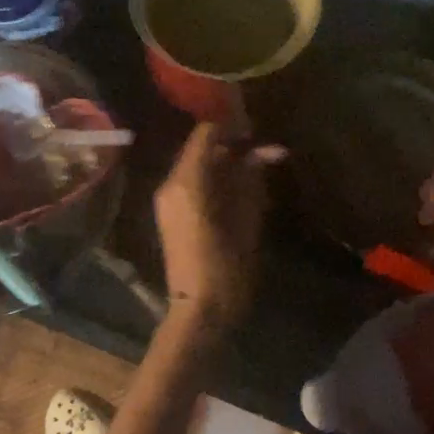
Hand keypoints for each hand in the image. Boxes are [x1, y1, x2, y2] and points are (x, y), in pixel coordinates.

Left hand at [155, 121, 282, 326]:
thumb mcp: (248, 219)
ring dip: (224, 160)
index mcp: (188, 181)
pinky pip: (193, 182)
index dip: (232, 123)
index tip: (257, 125)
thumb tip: (266, 151)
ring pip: (197, 164)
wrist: (199, 310)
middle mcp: (171, 183)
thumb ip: (253, 179)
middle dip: (230, 142)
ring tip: (256, 164)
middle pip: (199, 147)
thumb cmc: (227, 267)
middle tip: (261, 144)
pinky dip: (214, 177)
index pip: (206, 133)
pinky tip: (240, 185)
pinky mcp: (171, 214)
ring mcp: (168, 199)